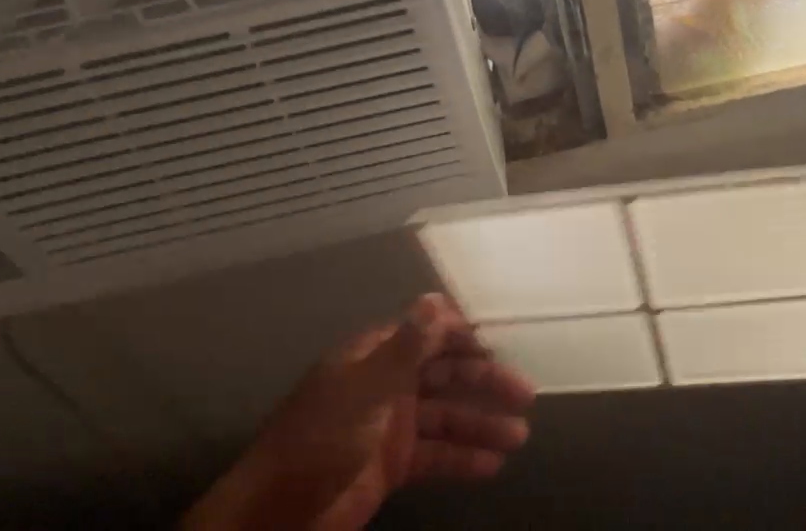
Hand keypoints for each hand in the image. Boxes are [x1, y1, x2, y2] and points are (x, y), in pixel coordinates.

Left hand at [181, 293, 533, 530]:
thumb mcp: (367, 388)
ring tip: (519, 435)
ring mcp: (390, 425)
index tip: (502, 339)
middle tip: (525, 392)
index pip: (427, 332)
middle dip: (483, 381)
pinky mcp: (392, 465)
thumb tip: (435, 296)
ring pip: (445, 417)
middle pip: (444, 374)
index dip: (463, 334)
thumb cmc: (321, 438)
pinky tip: (493, 465)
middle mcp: (387, 383)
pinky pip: (436, 456)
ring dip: (481, 423)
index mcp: (376, 356)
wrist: (280, 509)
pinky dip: (463, 459)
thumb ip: (406, 346)